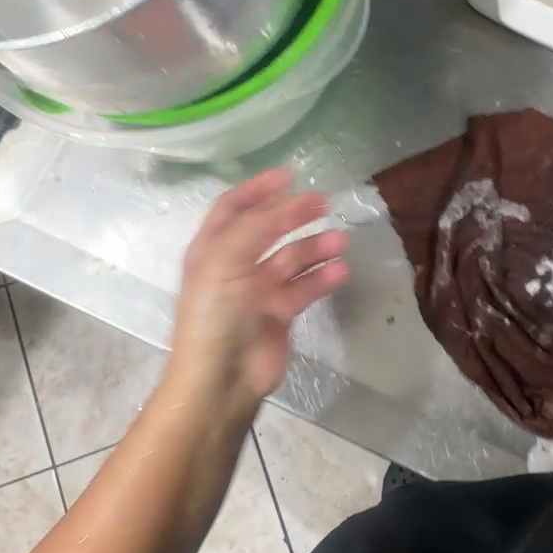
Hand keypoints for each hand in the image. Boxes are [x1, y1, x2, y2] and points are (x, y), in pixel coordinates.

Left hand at [167, 170, 349, 412]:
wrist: (221, 377)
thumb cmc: (216, 313)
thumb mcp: (226, 259)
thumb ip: (255, 226)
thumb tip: (287, 201)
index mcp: (212, 249)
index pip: (234, 207)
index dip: (259, 189)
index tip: (291, 175)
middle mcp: (233, 265)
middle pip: (267, 229)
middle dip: (294, 214)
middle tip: (325, 202)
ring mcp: (257, 291)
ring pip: (291, 259)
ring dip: (314, 247)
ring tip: (341, 241)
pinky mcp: (278, 314)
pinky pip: (304, 288)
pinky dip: (322, 278)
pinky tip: (340, 270)